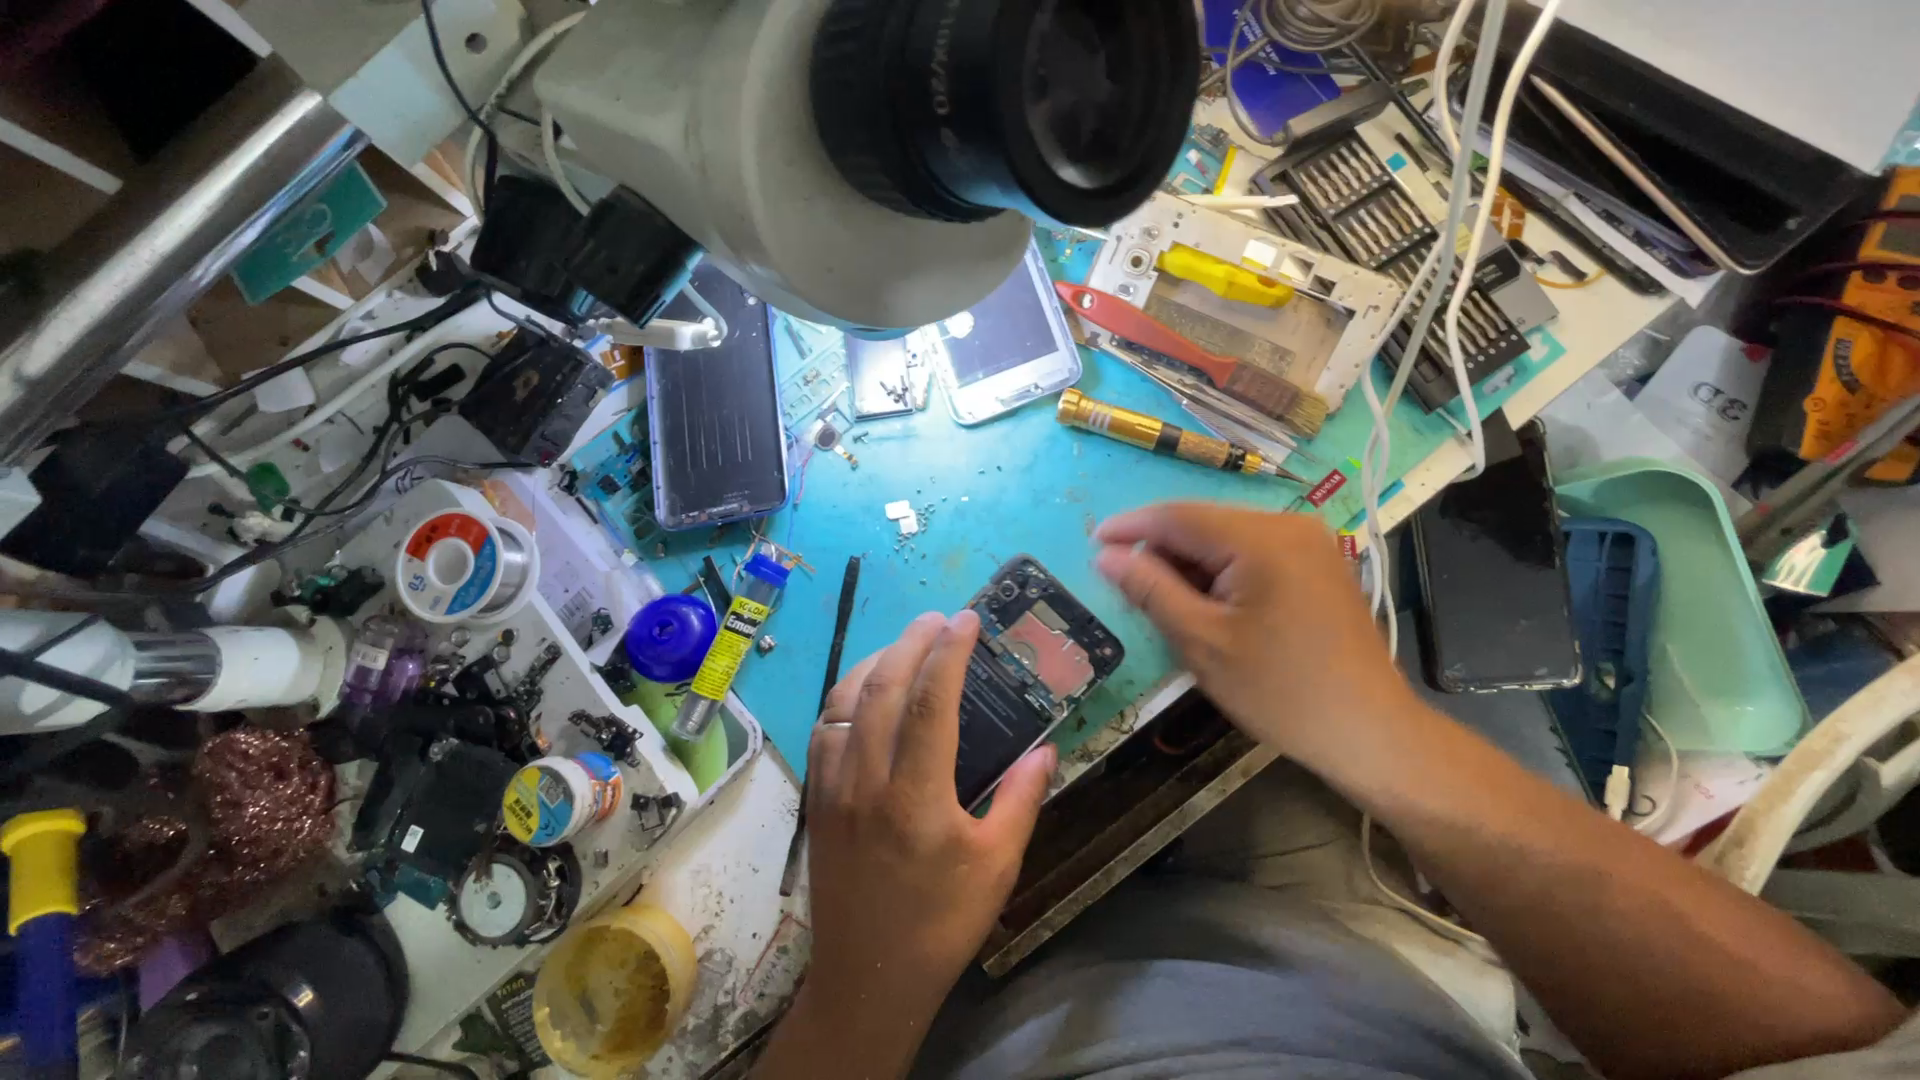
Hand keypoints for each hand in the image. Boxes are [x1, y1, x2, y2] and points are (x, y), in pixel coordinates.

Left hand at [801, 611, 1053, 1050]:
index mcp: (917, 796)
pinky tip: (866, 693)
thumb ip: (1020, 801)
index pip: (930, 701)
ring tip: (905, 644)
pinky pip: (824, 729)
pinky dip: (846, 696)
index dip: (949, 652)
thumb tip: (1046, 750)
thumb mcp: (997, 866)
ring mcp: (833, 787)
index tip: (967, 620)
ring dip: (875, 662)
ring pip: (844, 701)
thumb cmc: (941, 924)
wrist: (869, 976)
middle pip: (882, 686)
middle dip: (911, 641)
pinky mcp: (816, 799)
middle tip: (939, 619)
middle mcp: (867, 780)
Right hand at [1093, 502, 1414, 768]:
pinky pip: (1253, 554)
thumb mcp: (1202, 642)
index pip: (1179, 516)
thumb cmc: (1280, 691)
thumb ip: (1151, 590)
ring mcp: (1310, 543)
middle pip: (1204, 523)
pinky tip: (1208, 606)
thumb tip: (1106, 555)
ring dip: (1190, 564)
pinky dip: (1221, 573)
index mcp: (1262, 539)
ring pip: (1227, 539)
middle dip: (1162, 551)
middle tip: (1127, 588)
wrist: (1368, 731)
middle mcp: (1290, 525)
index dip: (1130, 527)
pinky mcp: (1318, 564)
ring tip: (1166, 605)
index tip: (1091, 543)